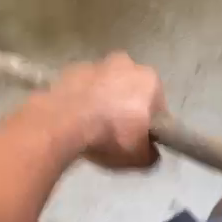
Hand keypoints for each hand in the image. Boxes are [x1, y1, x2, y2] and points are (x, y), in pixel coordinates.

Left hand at [14, 52, 163, 170]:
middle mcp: (126, 63)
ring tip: (93, 128)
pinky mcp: (69, 70)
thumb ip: (151, 153)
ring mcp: (95, 63)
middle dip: (126, 106)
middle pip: (131, 89)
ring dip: (103, 101)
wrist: (63, 122)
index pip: (157, 106)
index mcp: (150, 80)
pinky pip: (82, 88)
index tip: (139, 139)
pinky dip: (82, 100)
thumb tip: (150, 151)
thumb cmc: (111, 135)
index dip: (150, 124)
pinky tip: (76, 120)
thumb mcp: (140, 158)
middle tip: (116, 132)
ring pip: (105, 86)